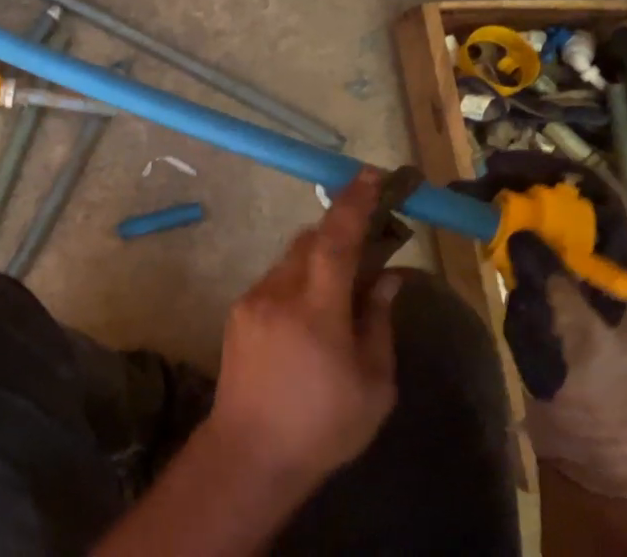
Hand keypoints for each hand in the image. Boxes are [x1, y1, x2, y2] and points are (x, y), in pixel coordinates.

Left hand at [203, 167, 402, 488]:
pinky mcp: (238, 313)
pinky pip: (275, 281)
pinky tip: (317, 311)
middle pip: (310, 242)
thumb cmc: (325, 427)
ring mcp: (251, 301)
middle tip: (374, 239)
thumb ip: (379, 323)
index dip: (354, 204)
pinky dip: (300, 280)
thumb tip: (388, 279)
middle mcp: (277, 294)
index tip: (371, 175)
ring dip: (320, 259)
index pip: (335, 241)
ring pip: (290, 260)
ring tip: (348, 283)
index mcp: (315, 311)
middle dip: (341, 231)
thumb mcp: (373, 384)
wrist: (251, 451)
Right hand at [477, 152, 626, 496]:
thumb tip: (522, 234)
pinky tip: (474, 218)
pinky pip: (526, 235)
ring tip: (468, 193)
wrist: (582, 424)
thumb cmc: (590, 381)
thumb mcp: (577, 333)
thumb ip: (554, 283)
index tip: (511, 165)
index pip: (605, 195)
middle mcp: (606, 255)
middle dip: (525, 179)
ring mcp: (576, 265)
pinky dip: (499, 221)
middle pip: (570, 196)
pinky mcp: (549, 276)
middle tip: (480, 177)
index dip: (562, 170)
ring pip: (545, 212)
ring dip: (507, 196)